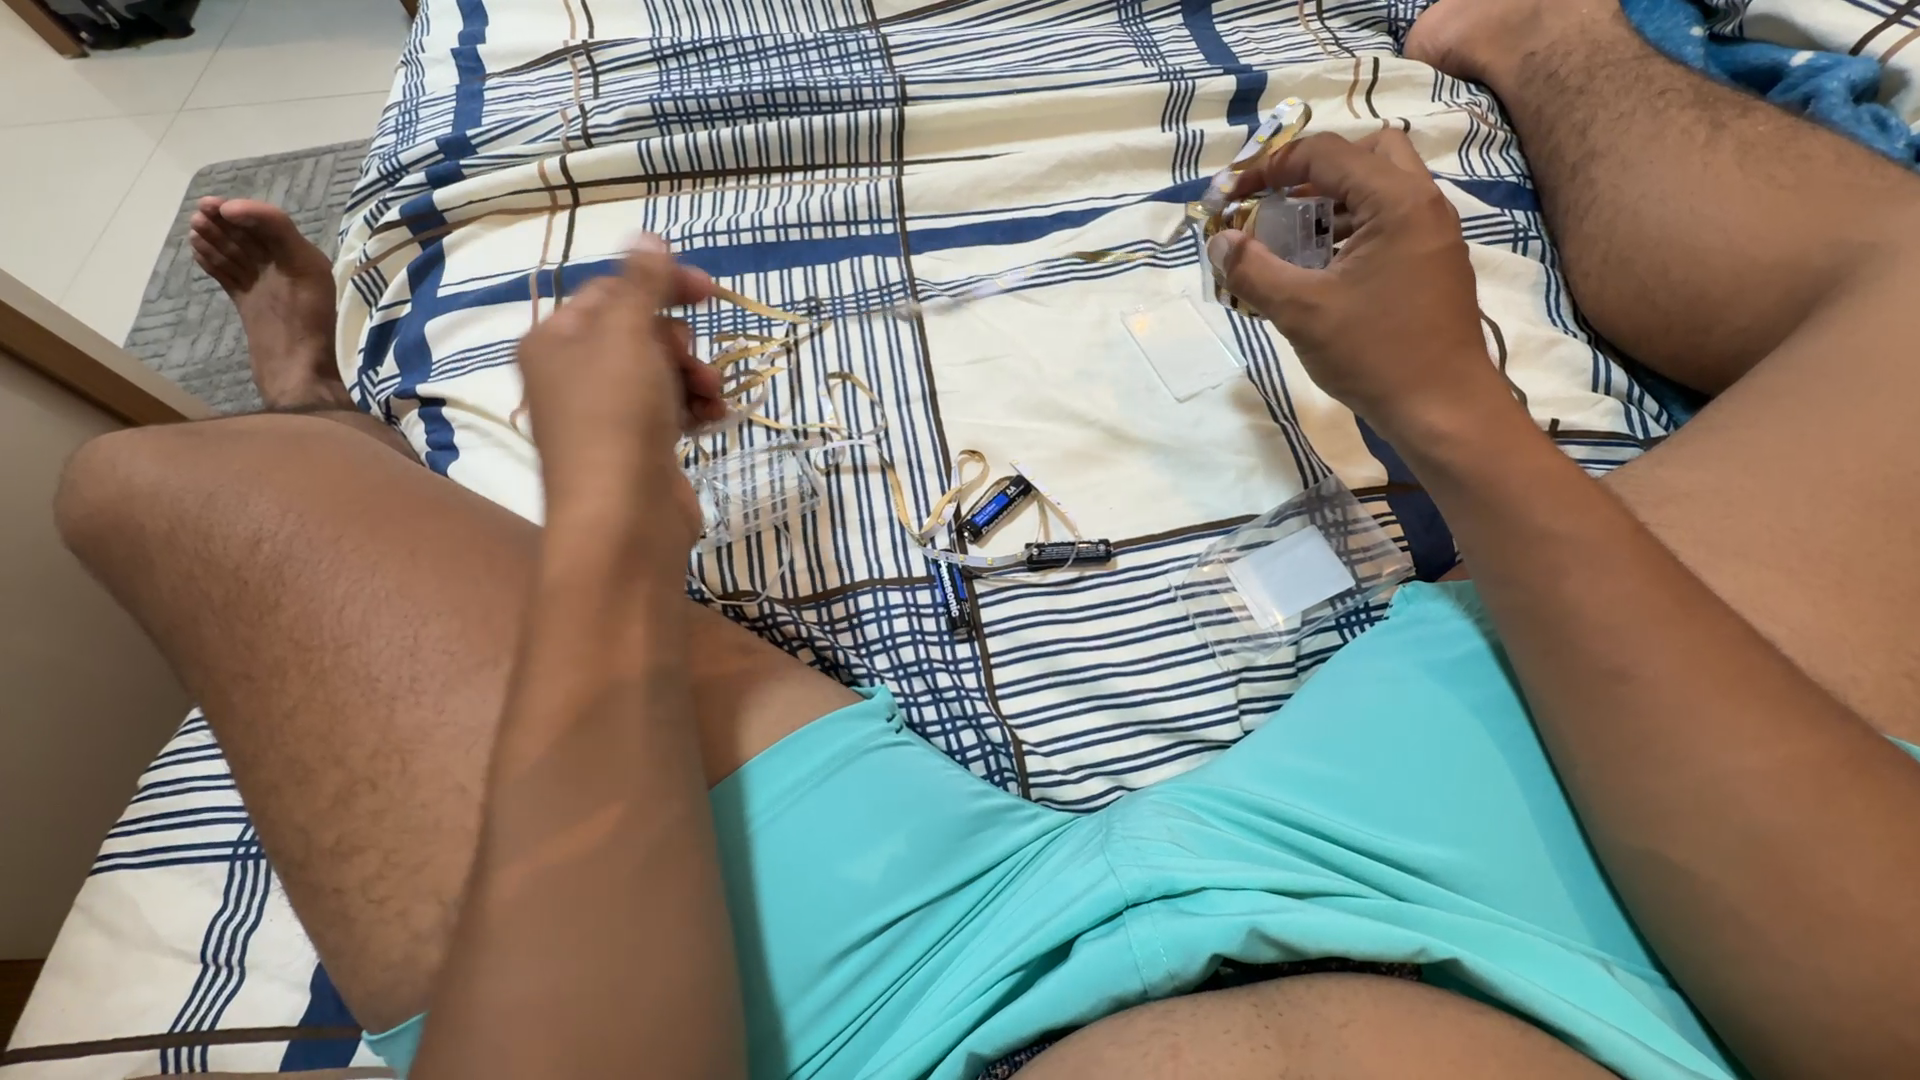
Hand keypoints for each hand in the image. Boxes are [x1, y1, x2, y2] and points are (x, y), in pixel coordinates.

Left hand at [516, 236, 717, 546]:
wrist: (623, 518)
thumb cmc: (616, 418)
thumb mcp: (627, 335)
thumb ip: (641, 282)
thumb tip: (647, 234)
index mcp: (556, 340)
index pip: (611, 291)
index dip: (661, 284)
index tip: (711, 291)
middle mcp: (576, 375)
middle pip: (640, 333)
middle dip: (679, 343)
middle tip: (693, 362)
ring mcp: (608, 416)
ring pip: (662, 374)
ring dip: (695, 377)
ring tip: (711, 397)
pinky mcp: (639, 448)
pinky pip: (672, 411)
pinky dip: (696, 409)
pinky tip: (715, 418)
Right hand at [1207, 131, 1512, 440]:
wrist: (1441, 406)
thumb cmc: (1373, 353)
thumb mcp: (1301, 312)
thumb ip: (1254, 271)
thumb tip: (1217, 242)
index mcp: (1396, 202)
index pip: (1326, 153)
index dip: (1271, 167)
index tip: (1233, 195)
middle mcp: (1422, 203)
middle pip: (1367, 153)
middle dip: (1313, 169)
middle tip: (1277, 202)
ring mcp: (1432, 233)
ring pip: (1381, 187)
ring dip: (1332, 200)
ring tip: (1291, 237)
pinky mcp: (1432, 261)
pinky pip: (1388, 221)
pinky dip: (1351, 227)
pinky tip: (1321, 268)